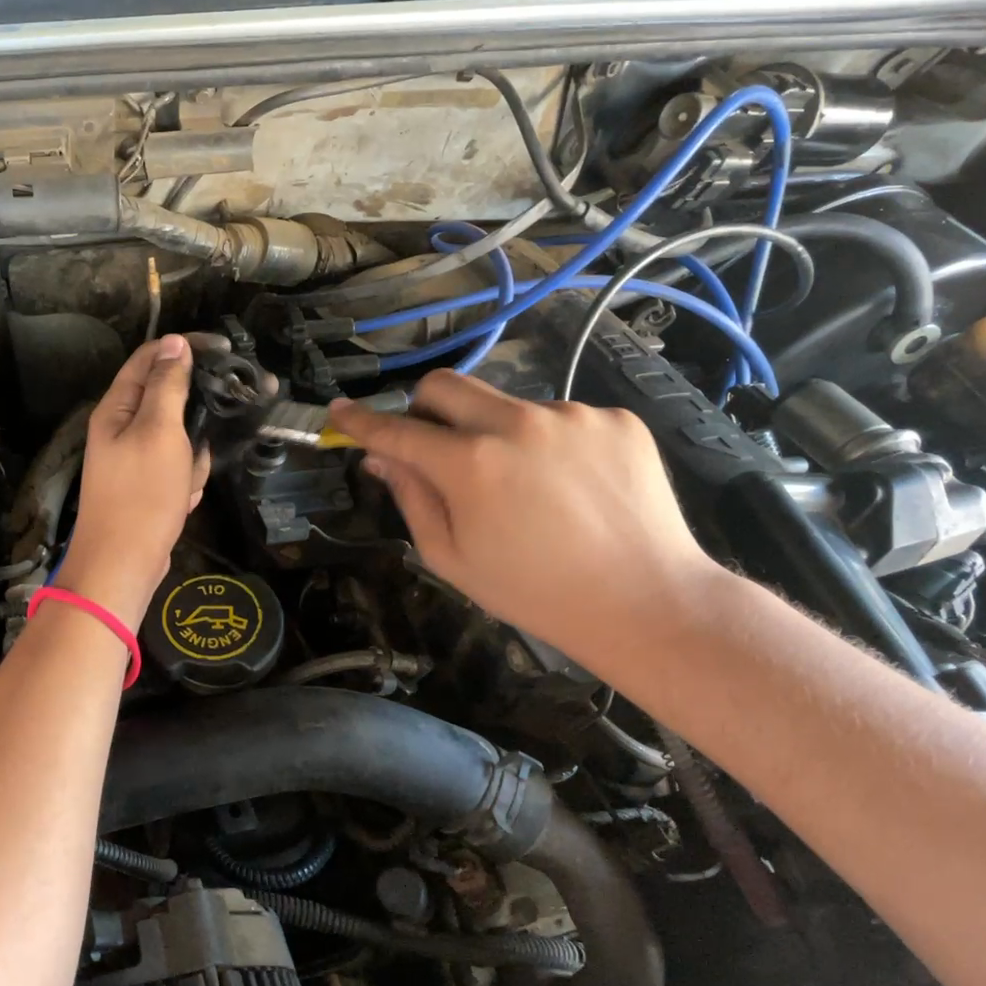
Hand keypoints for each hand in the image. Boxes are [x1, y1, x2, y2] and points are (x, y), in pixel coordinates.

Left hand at [55, 334, 208, 626]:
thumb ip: (167, 385)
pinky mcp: (149, 486)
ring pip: (181, 440)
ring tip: (184, 482)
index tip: (226, 351)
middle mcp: (122, 429)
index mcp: (116, 409)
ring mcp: (135, 460)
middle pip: (170, 401)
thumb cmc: (141, 494)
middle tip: (200, 445)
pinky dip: (186, 483)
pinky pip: (179, 470)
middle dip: (194, 423)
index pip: (150, 359)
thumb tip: (174, 342)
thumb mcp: (158, 431)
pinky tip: (181, 501)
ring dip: (192, 460)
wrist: (123, 564)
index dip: (184, 348)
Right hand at [329, 371, 722, 659]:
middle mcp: (518, 423)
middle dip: (425, 408)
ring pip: (507, 405)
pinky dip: (548, 443)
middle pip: (446, 385)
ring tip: (526, 487)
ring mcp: (572, 415)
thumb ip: (412, 499)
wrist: (645, 601)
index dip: (361, 421)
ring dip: (495, 433)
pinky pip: (560, 418)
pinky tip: (569, 486)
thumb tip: (381, 459)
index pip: (397, 430)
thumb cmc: (534, 591)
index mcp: (470, 464)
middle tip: (435, 445)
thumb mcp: (452, 558)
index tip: (339, 411)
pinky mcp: (616, 419)